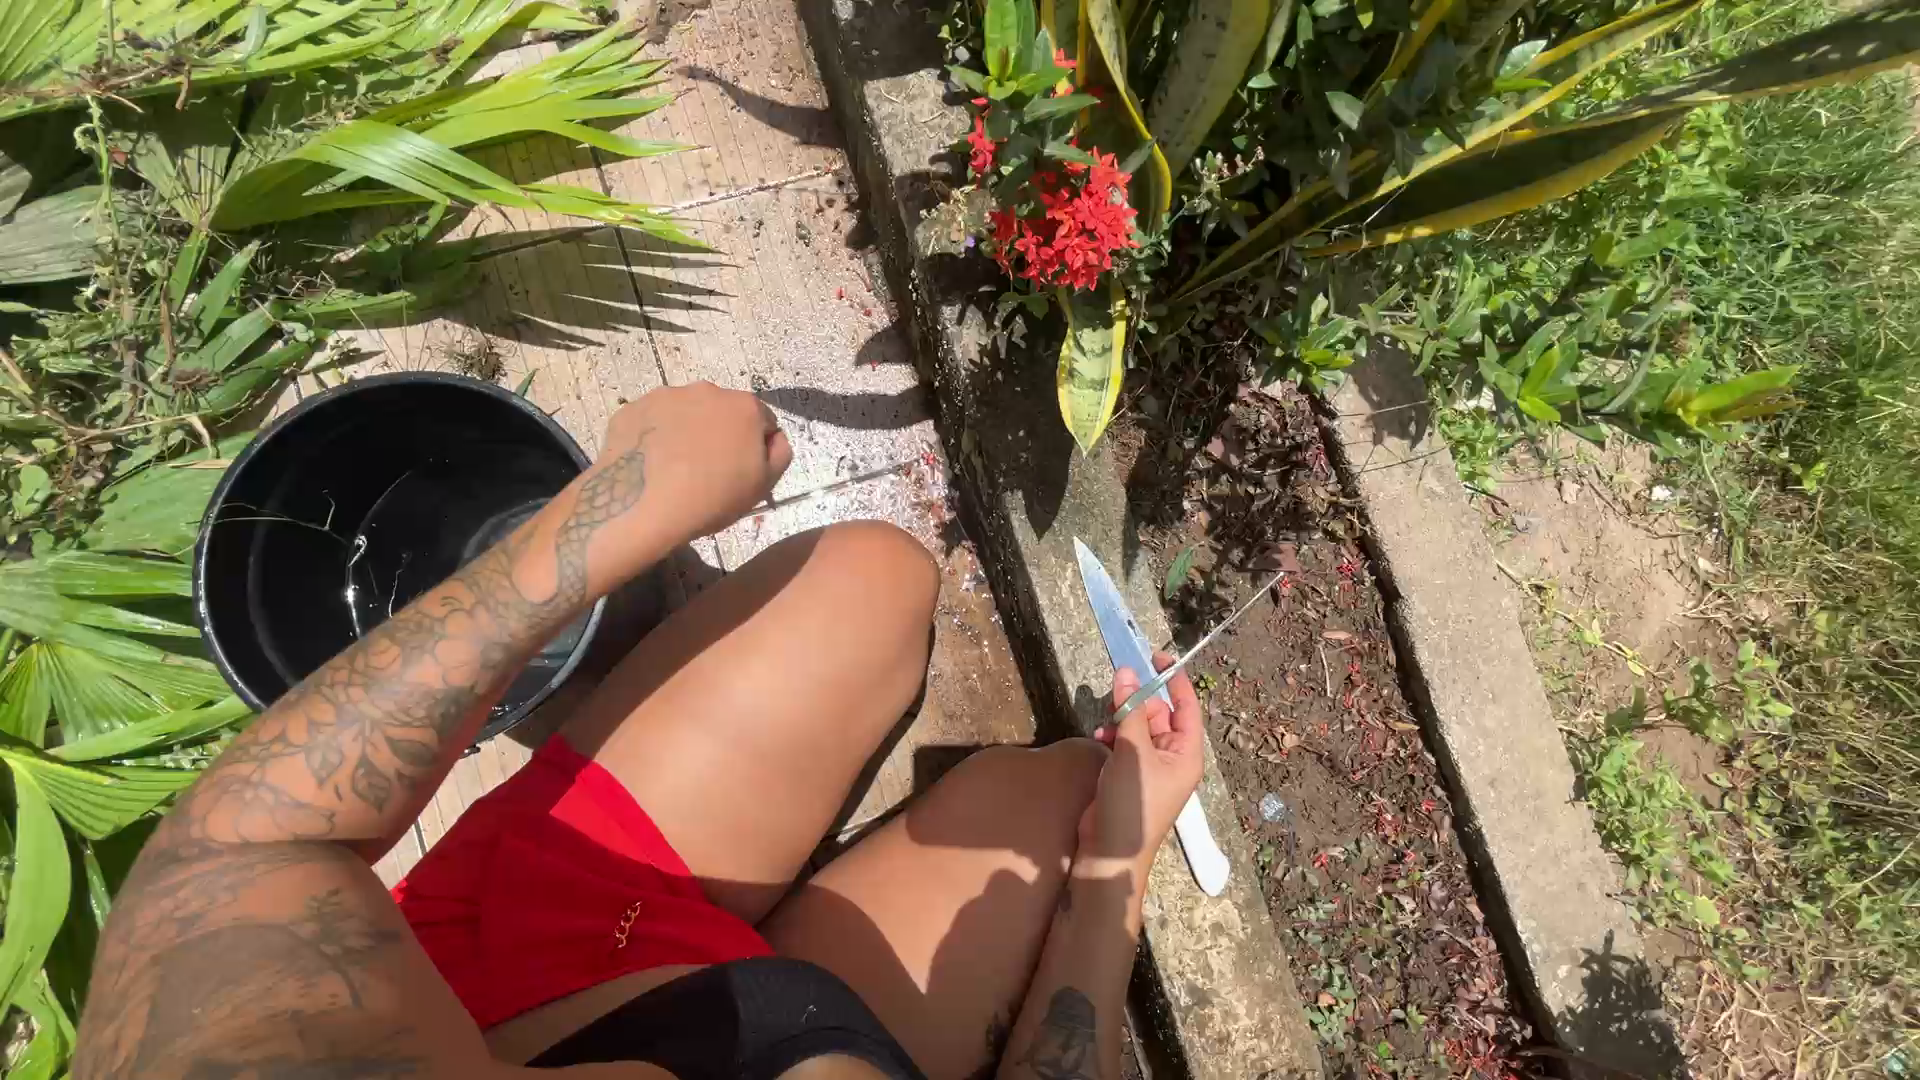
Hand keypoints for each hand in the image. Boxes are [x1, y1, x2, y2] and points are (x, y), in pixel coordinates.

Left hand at [597, 381, 791, 543]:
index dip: (755, 448)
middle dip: (720, 434)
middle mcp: (707, 391)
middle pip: (722, 412)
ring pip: (686, 413)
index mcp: (745, 406)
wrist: (643, 505)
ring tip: (677, 470)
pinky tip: (652, 465)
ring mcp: (665, 396)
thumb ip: (780, 453)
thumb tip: (773, 437)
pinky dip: (656, 437)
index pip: (762, 422)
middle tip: (709, 471)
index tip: (742, 471)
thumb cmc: (713, 497)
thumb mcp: (764, 485)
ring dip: (687, 433)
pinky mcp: (632, 408)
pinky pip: (653, 422)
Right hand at [1076, 653, 1205, 884]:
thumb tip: (1127, 672)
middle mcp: (1172, 758)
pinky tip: (1099, 735)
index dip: (1174, 681)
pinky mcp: (1128, 774)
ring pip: (1138, 726)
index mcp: (1186, 753)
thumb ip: (1130, 710)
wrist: (1109, 852)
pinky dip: (1112, 734)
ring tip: (1104, 722)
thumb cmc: (1132, 803)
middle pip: (1158, 714)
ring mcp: (1149, 767)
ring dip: (1121, 718)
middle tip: (1116, 691)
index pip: (1186, 707)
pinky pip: (1124, 742)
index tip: (1157, 656)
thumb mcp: (1132, 751)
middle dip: (1137, 701)